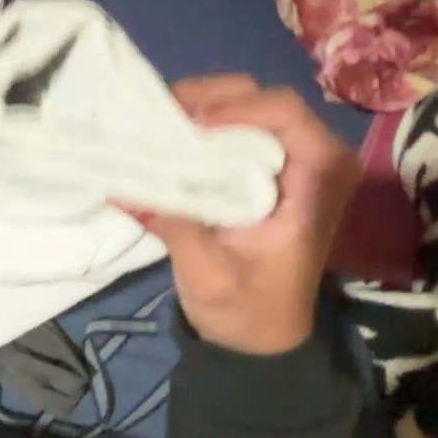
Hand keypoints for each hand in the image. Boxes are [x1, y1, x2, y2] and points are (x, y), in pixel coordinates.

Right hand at [120, 76, 359, 355]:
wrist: (262, 338)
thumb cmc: (246, 309)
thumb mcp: (207, 274)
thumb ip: (172, 226)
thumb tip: (120, 189)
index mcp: (318, 178)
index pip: (283, 112)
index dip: (231, 109)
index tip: (184, 128)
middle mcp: (317, 159)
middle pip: (264, 100)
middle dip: (209, 101)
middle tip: (159, 118)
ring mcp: (298, 162)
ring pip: (252, 108)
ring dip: (204, 109)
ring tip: (160, 125)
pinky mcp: (276, 170)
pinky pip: (243, 130)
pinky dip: (206, 127)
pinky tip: (174, 139)